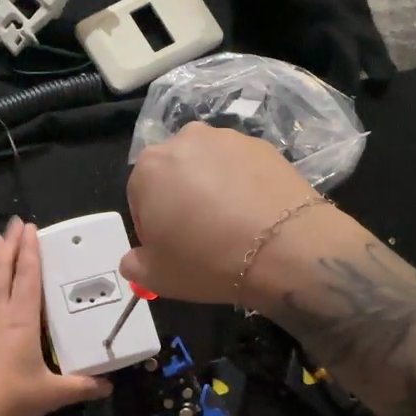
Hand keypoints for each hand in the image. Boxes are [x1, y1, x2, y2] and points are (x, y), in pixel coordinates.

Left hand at [0, 217, 110, 415]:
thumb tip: (107, 387)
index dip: (29, 251)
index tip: (31, 228)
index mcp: (20, 320)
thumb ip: (81, 387)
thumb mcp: (51, 394)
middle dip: (9, 244)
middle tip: (15, 223)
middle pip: (2, 269)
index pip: (26, 276)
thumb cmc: (11, 399)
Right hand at [122, 123, 357, 310]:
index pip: (138, 198)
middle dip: (178, 201)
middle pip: (172, 175)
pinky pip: (239, 168)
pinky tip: (250, 216)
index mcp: (148, 168)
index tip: (169, 249)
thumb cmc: (205, 260)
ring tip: (228, 226)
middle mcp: (184, 140)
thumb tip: (134, 258)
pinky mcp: (262, 144)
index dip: (151, 228)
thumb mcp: (156, 277)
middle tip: (197, 237)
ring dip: (209, 190)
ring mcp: (227, 138)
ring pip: (206, 168)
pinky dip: (239, 186)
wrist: (281, 247)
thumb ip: (133, 264)